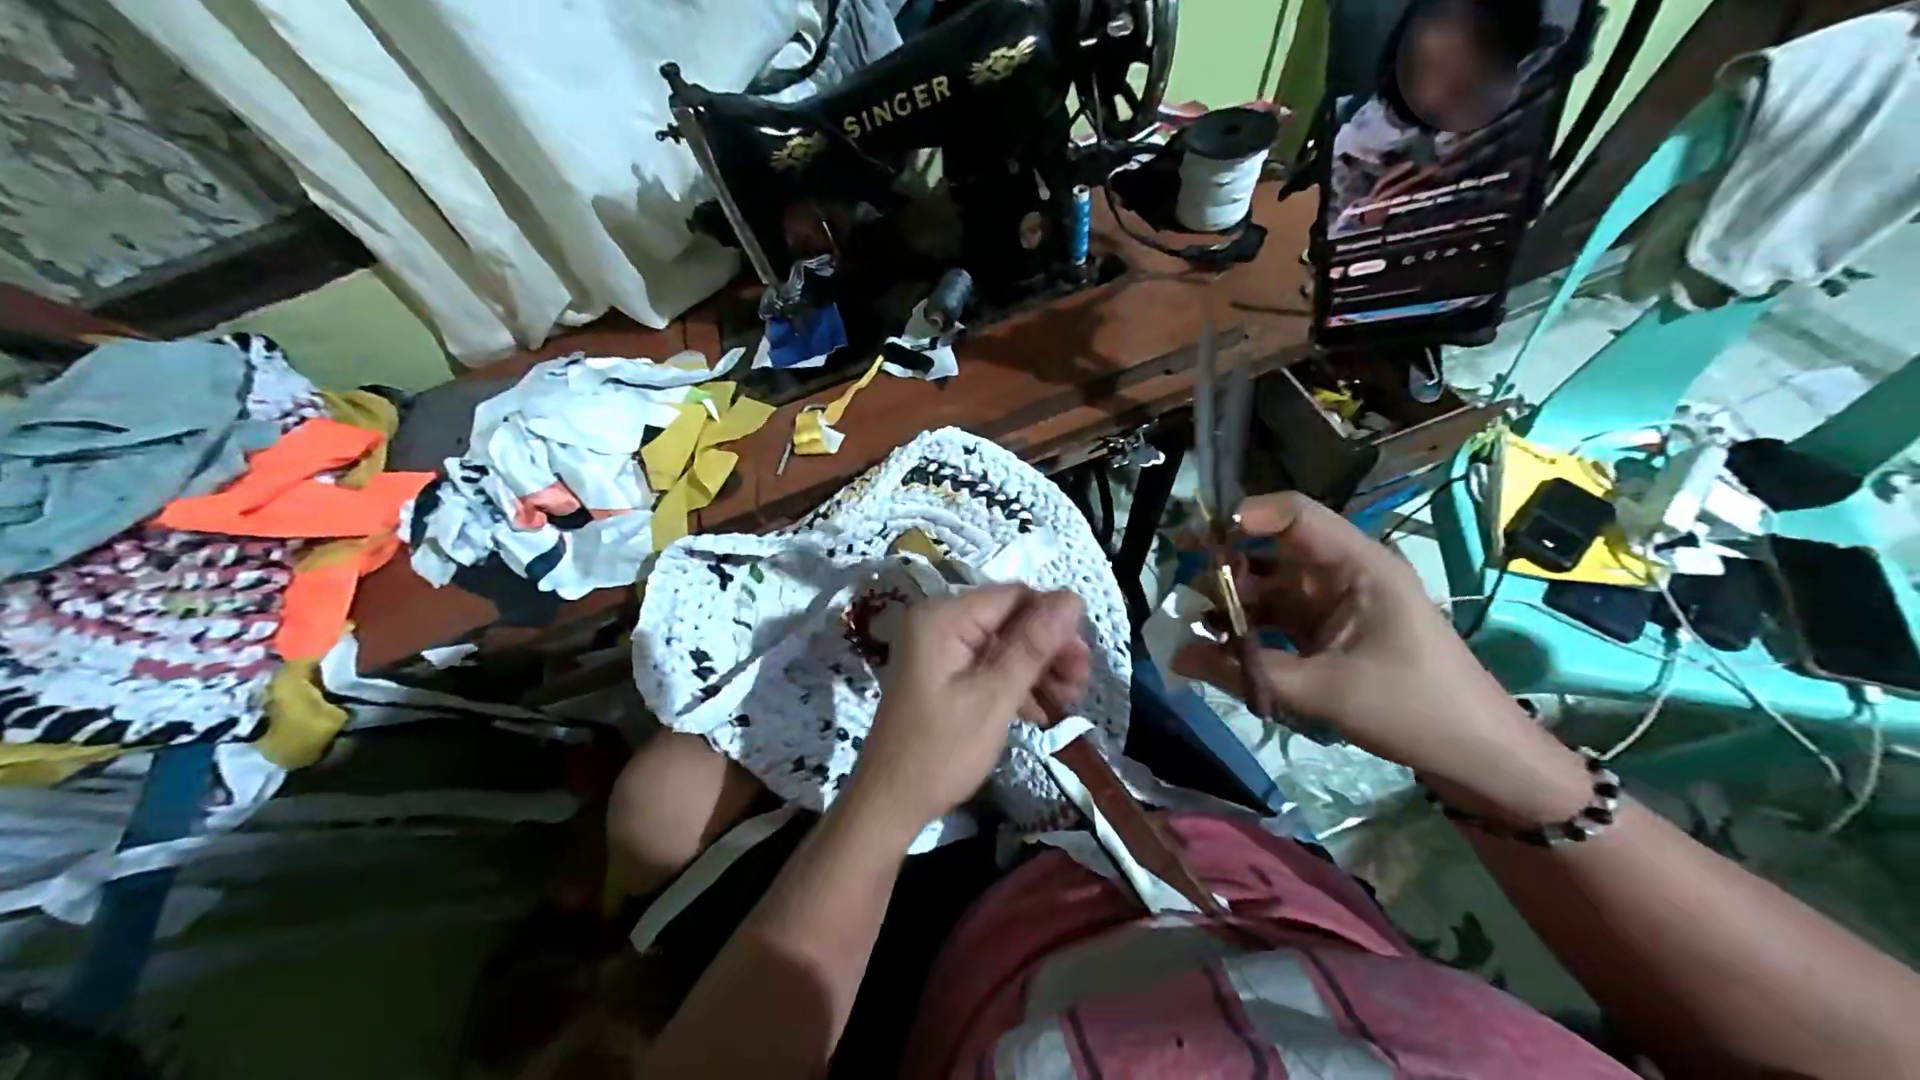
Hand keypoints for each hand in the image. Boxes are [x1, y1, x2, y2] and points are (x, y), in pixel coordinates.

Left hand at [845, 586, 1089, 837]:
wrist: (889, 803)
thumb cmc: (940, 752)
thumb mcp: (993, 697)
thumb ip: (1033, 645)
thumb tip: (1073, 598)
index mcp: (943, 618)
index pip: (1015, 596)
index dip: (1055, 621)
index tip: (1083, 659)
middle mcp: (939, 621)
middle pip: (1012, 618)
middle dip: (1050, 649)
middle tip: (1080, 684)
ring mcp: (940, 647)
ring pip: (1005, 642)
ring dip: (1039, 668)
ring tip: (1068, 702)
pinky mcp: (944, 671)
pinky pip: (989, 663)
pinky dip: (1016, 682)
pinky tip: (1042, 711)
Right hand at [1175, 493, 1586, 821]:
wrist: (1476, 755)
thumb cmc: (1411, 708)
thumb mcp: (1321, 690)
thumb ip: (1243, 672)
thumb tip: (1174, 657)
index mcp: (1357, 566)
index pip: (1294, 514)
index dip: (1243, 517)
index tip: (1197, 540)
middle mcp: (1341, 573)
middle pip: (1271, 548)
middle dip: (1224, 563)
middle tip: (1183, 586)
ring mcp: (1333, 602)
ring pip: (1268, 584)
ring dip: (1232, 599)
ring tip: (1194, 621)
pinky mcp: (1327, 629)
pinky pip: (1276, 616)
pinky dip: (1248, 626)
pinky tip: (1218, 644)